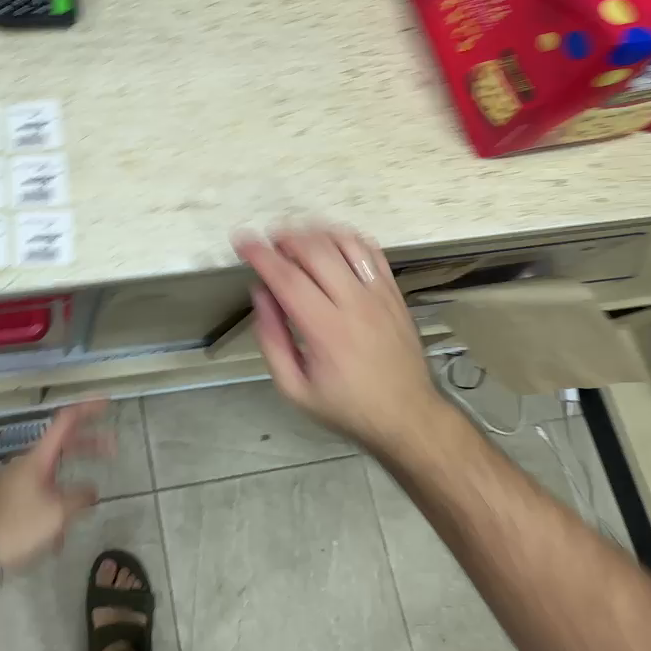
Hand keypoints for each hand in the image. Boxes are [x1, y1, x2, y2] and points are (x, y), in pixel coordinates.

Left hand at [0, 399, 111, 572]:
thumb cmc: (17, 527)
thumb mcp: (57, 514)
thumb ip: (79, 498)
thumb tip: (92, 490)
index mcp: (38, 458)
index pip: (65, 421)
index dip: (86, 409)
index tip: (106, 403)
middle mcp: (26, 463)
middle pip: (61, 445)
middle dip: (87, 446)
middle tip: (111, 449)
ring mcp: (15, 480)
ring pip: (50, 477)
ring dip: (67, 491)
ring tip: (75, 519)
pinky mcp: (7, 499)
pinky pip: (38, 494)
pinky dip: (52, 506)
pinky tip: (53, 539)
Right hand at [234, 226, 443, 451]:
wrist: (408, 417)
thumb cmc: (347, 406)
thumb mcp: (295, 389)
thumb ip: (272, 341)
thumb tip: (261, 295)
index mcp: (325, 330)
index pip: (287, 278)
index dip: (261, 255)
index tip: (243, 243)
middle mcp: (354, 304)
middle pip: (316, 251)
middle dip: (285, 238)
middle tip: (268, 243)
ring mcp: (379, 295)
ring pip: (344, 243)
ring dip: (315, 233)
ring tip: (295, 240)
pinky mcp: (394, 292)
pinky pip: (370, 252)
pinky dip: (346, 239)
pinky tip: (331, 244)